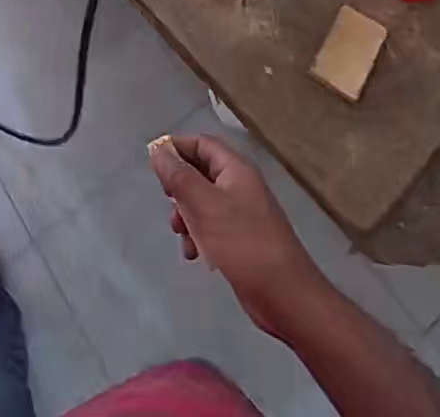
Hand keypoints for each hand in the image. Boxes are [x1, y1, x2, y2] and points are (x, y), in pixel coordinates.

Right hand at [148, 134, 323, 338]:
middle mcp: (239, 185)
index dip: (177, 149)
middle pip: (199, 173)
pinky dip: (198, 236)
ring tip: (182, 234)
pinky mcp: (241, 239)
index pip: (201, 144)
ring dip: (186, 216)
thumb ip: (178, 175)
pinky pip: (211, 227)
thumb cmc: (243, 243)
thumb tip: (158, 150)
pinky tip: (195, 254)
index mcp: (235, 169)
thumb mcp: (204, 204)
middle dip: (179, 188)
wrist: (285, 296)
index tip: (155, 165)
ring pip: (202, 202)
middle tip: (170, 204)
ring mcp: (242, 213)